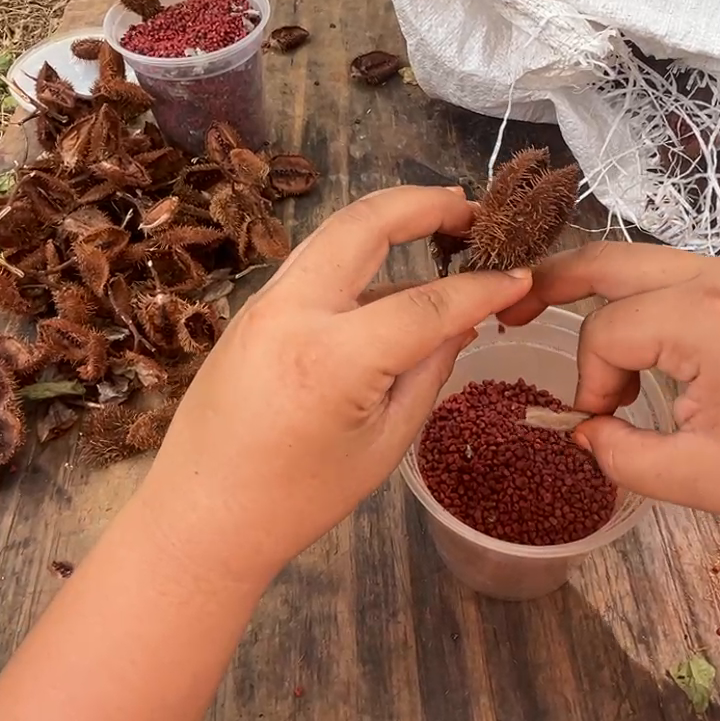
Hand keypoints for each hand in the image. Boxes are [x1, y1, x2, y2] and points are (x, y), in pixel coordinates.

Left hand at [134, 186, 533, 584]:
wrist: (200, 517)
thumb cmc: (298, 500)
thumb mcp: (383, 445)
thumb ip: (428, 372)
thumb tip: (462, 323)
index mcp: (332, 357)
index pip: (426, 304)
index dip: (481, 290)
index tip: (519, 276)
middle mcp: (293, 310)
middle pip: (366, 223)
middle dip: (424, 203)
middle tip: (470, 208)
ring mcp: (264, 302)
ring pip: (334, 232)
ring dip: (388, 216)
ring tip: (437, 217)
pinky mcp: (252, 308)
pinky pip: (315, 262)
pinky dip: (358, 250)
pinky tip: (389, 269)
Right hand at [497, 243, 719, 543]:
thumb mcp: (703, 479)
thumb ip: (622, 456)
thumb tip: (583, 432)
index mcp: (701, 313)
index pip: (604, 332)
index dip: (588, 381)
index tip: (604, 424)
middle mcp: (719, 273)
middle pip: (608, 259)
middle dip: (552, 281)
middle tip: (512, 306)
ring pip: (645, 262)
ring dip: (600, 289)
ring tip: (561, 311)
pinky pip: (682, 276)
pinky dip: (644, 296)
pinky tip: (643, 333)